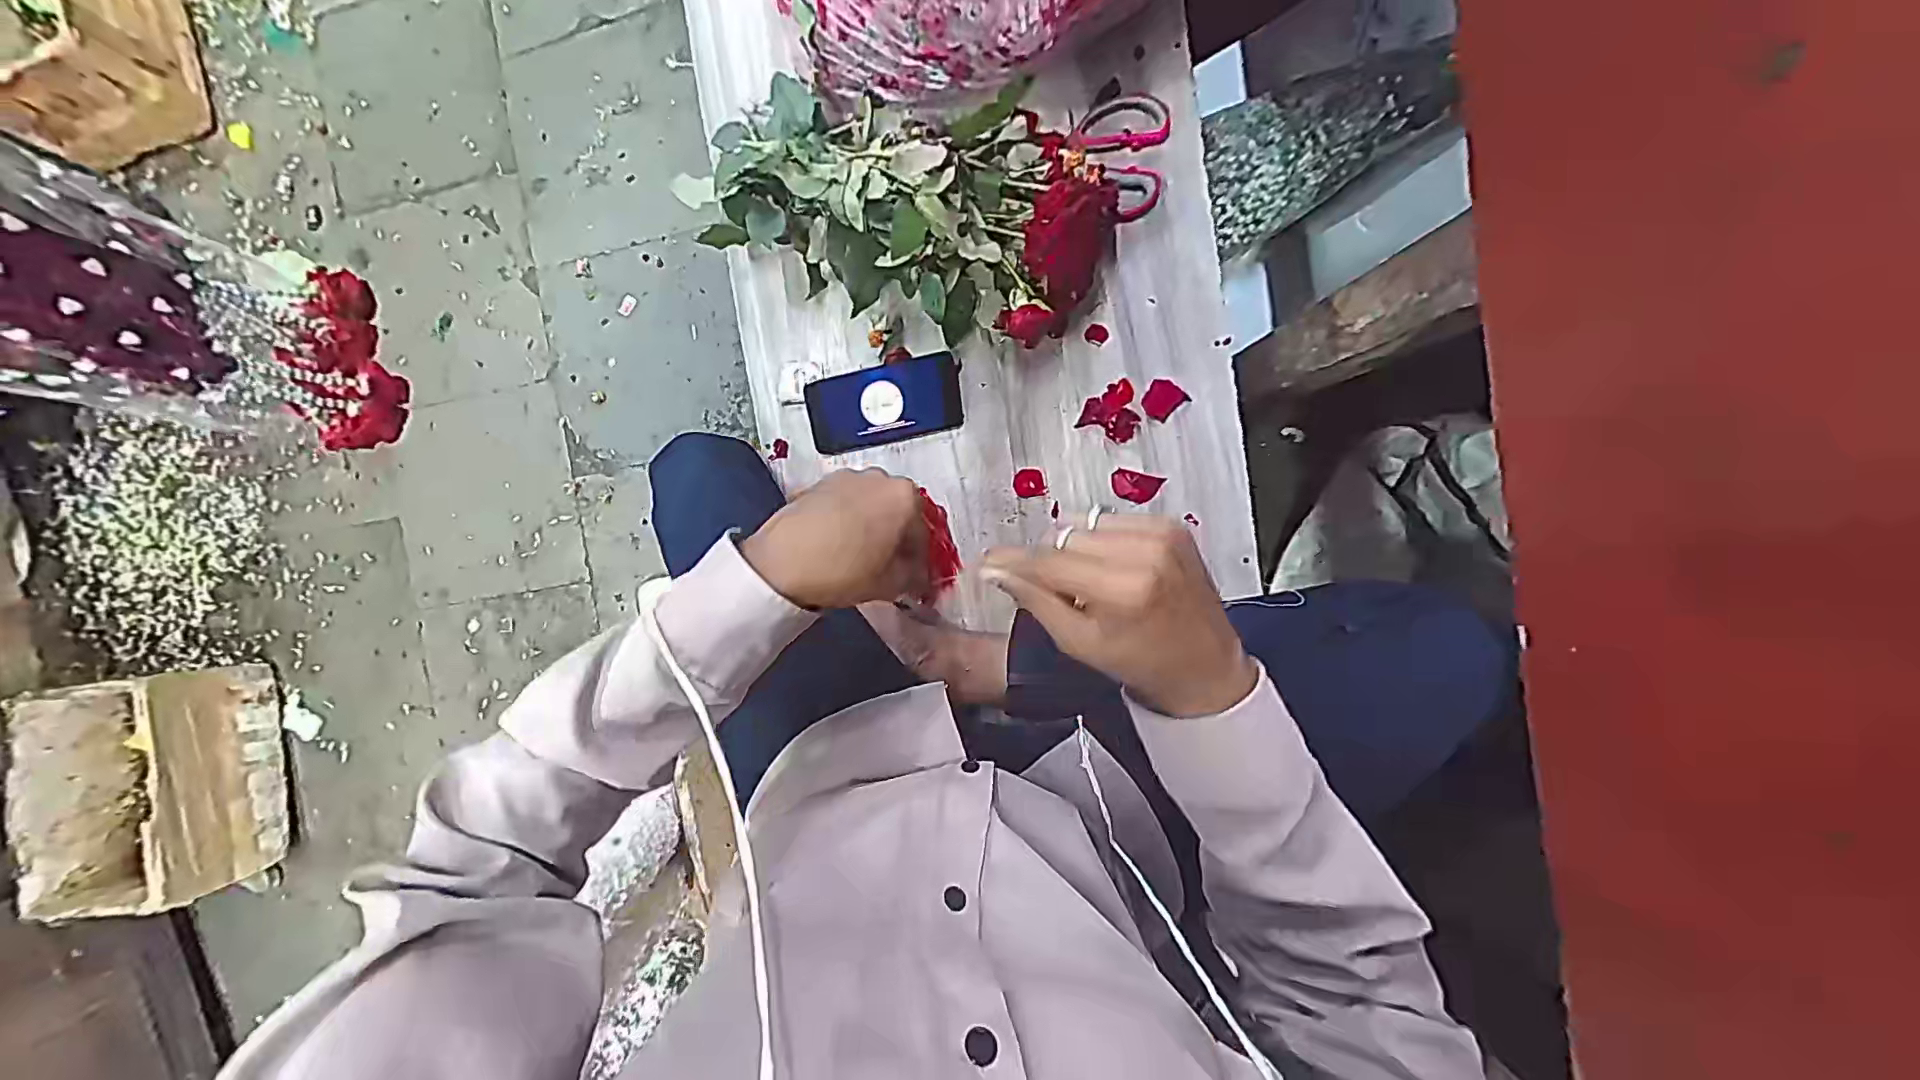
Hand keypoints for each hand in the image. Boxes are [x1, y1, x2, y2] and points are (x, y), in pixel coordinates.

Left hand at [740, 467, 926, 608]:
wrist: (781, 564)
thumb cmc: (843, 570)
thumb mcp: (891, 584)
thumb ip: (914, 577)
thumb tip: (916, 575)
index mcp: (906, 497)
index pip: (924, 533)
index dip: (921, 561)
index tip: (915, 577)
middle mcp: (880, 478)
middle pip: (899, 511)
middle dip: (897, 537)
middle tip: (889, 566)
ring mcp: (847, 477)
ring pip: (871, 504)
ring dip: (872, 525)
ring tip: (860, 555)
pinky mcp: (819, 484)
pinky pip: (845, 503)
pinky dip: (847, 519)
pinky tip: (838, 544)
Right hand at [982, 514, 1255, 717]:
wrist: (1205, 665)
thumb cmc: (1142, 663)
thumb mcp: (1079, 643)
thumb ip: (1035, 601)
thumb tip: (997, 571)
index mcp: (1123, 590)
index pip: (1048, 562)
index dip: (1013, 562)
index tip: (988, 561)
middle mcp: (1145, 552)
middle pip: (1063, 538)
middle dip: (1050, 561)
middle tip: (1062, 592)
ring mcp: (1162, 533)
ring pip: (1083, 524)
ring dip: (1074, 548)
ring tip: (1091, 581)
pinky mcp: (1170, 525)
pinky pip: (1110, 519)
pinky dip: (1100, 540)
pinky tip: (1112, 567)